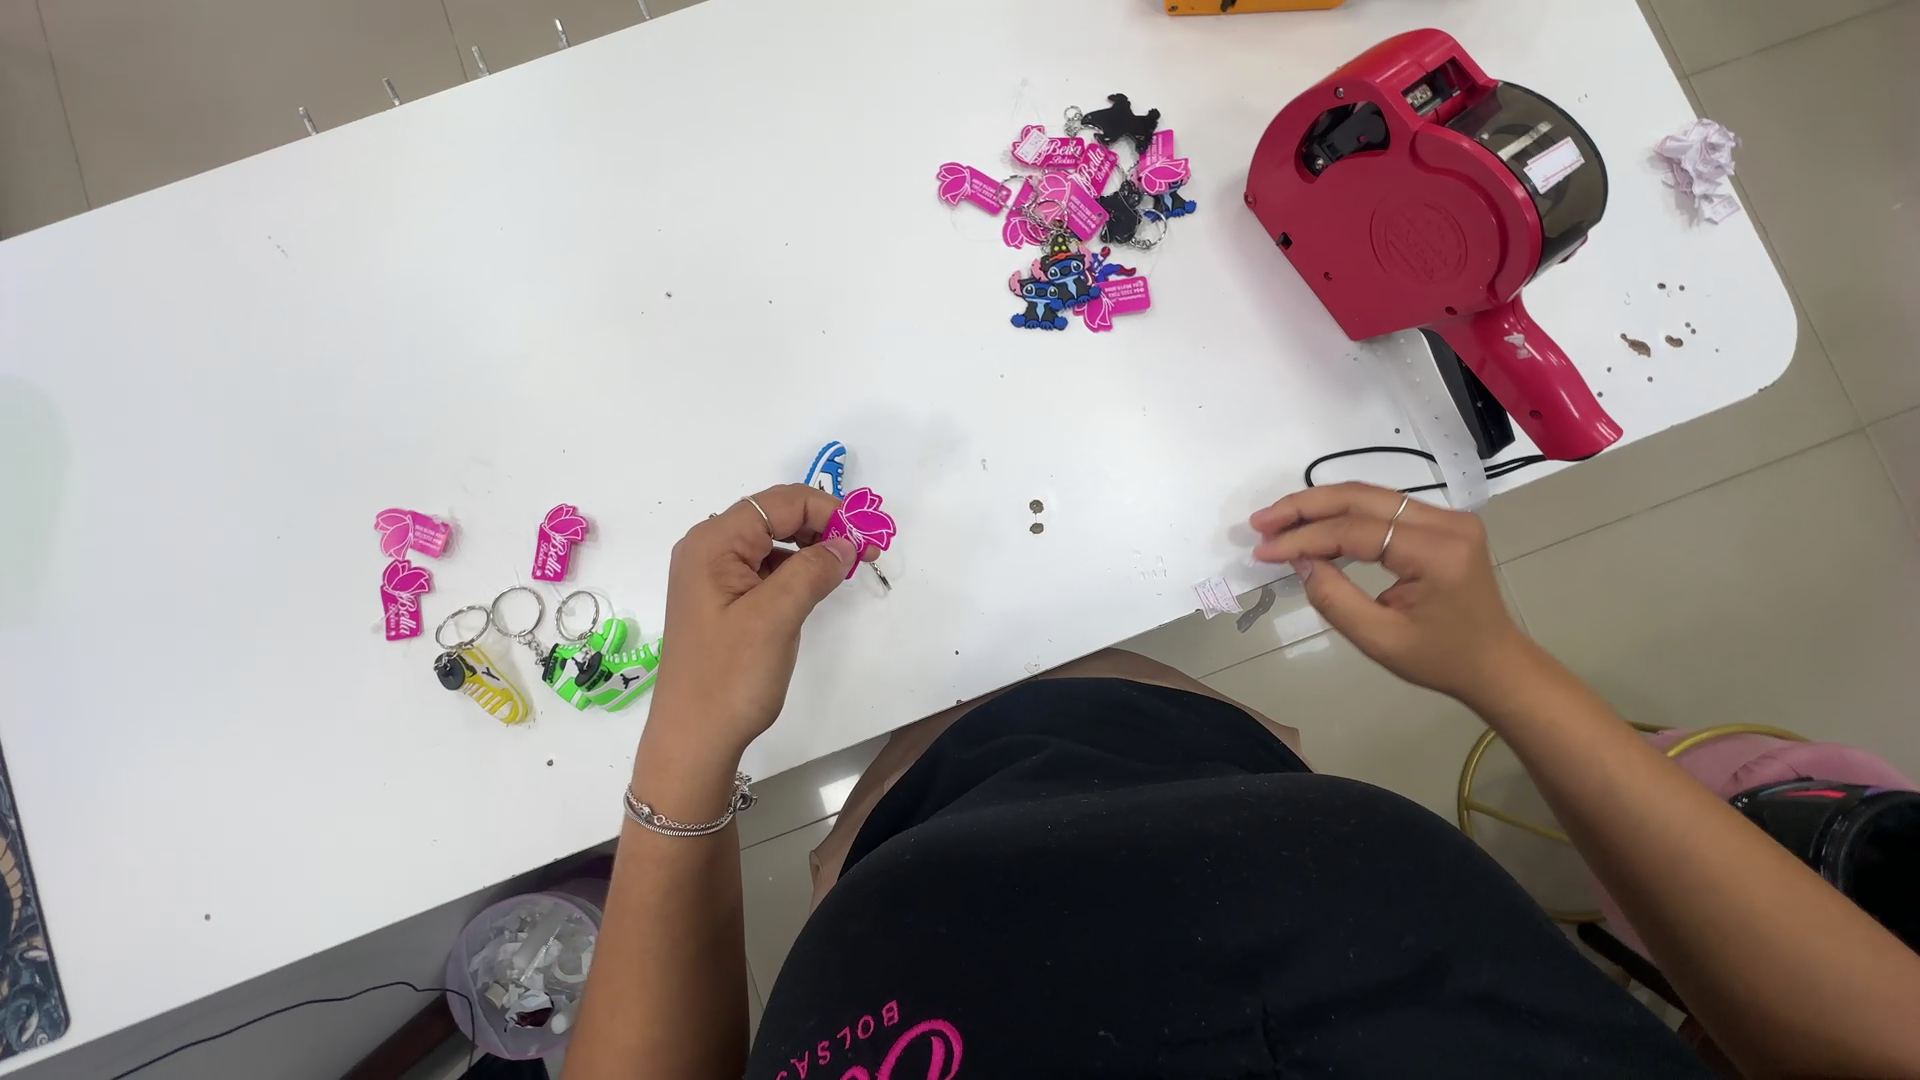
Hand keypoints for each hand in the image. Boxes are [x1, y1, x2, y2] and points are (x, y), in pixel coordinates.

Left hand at [648, 483, 864, 762]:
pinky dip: (797, 568)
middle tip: (864, 553)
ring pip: (773, 540)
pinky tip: (818, 585)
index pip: (780, 503)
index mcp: (713, 542)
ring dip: (813, 547)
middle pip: (775, 515)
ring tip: (847, 568)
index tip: (867, 538)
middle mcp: (709, 548)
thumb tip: (847, 542)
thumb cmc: (730, 676)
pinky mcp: (723, 599)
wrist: (694, 739)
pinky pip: (766, 567)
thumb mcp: (776, 617)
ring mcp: (714, 575)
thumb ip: (813, 570)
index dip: (828, 511)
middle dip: (823, 526)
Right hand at [1249, 482, 1535, 704]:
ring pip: (1368, 495)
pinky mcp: (1439, 521)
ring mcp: (1447, 517)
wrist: (1494, 663)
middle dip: (1304, 507)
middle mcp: (1447, 523)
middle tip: (1260, 522)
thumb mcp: (1378, 639)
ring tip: (1276, 519)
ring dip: (1318, 504)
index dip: (1304, 537)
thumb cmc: (1439, 658)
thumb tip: (1298, 560)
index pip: (1355, 531)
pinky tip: (1310, 521)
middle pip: (1360, 498)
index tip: (1263, 549)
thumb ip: (1334, 597)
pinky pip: (1380, 505)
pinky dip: (1340, 511)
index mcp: (1437, 554)